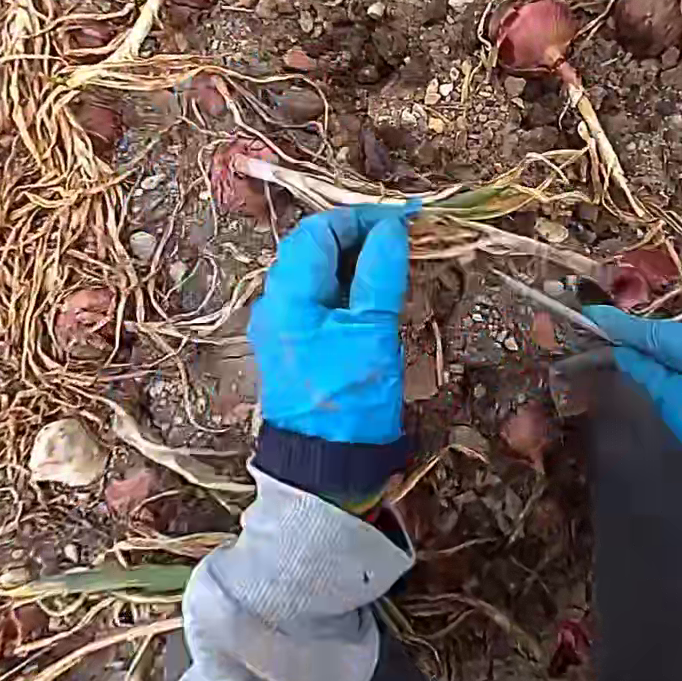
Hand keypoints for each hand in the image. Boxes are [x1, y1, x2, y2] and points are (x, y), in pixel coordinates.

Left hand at [249, 205, 413, 444]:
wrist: (329, 462)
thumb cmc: (351, 396)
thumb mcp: (373, 330)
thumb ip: (380, 273)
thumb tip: (393, 227)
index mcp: (288, 296)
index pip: (320, 231)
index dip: (361, 218)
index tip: (403, 219)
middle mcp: (277, 302)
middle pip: (316, 247)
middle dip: (360, 234)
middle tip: (404, 235)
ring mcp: (286, 322)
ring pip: (320, 270)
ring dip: (357, 257)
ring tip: (397, 256)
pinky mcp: (299, 340)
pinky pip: (323, 295)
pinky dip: (351, 283)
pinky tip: (378, 286)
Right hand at [583, 307, 681, 506]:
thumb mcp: (674, 409)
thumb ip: (644, 374)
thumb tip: (620, 352)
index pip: (651, 330)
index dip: (617, 326)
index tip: (590, 314)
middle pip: (676, 336)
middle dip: (647, 344)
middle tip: (616, 353)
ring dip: (674, 356)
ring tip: (653, 372)